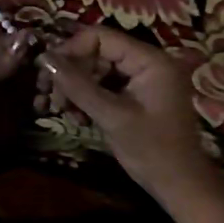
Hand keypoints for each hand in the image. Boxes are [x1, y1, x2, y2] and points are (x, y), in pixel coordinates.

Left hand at [0, 31, 37, 168]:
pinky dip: (42, 107)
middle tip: (52, 74)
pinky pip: (32, 110)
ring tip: (49, 91)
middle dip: (40, 69)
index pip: (10, 48)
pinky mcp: (11, 121)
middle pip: (26, 68)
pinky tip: (47, 106)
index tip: (50, 48)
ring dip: (44, 88)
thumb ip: (0, 64)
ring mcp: (4, 98)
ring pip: (32, 88)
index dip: (30, 47)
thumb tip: (27, 36)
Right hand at [35, 25, 212, 190]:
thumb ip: (77, 85)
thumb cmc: (151, 149)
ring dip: (73, 87)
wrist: (179, 185)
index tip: (48, 73)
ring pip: (95, 69)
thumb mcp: (111, 116)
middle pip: (95, 52)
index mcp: (150, 61)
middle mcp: (147, 63)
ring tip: (58, 108)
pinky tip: (74, 116)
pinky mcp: (135, 95)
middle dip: (69, 72)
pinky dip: (85, 98)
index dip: (70, 50)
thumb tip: (44, 58)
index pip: (100, 37)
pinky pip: (102, 85)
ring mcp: (141, 80)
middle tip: (47, 94)